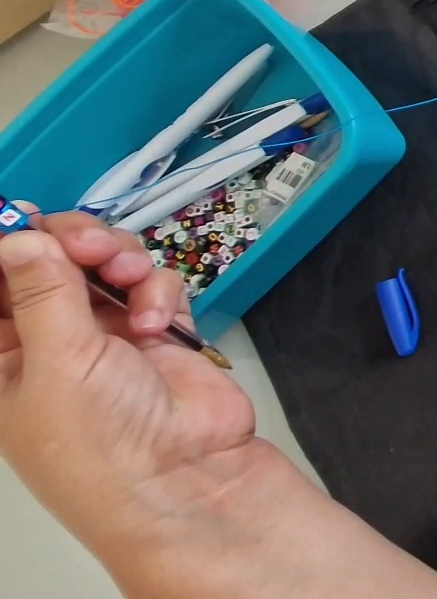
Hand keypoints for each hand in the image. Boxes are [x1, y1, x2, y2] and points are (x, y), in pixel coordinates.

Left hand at [0, 207, 258, 556]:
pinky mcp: (157, 326)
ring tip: (134, 284)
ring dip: (124, 266)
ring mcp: (103, 330)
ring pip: (107, 266)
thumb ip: (42, 296)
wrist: (181, 462)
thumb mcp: (55, 362)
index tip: (23, 212)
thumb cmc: (95, 434)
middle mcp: (44, 334)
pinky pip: (156, 286)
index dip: (6, 245)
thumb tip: (20, 237)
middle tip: (94, 247)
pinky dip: (161, 294)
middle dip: (75, 245)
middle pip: (52, 262)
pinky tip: (159, 320)